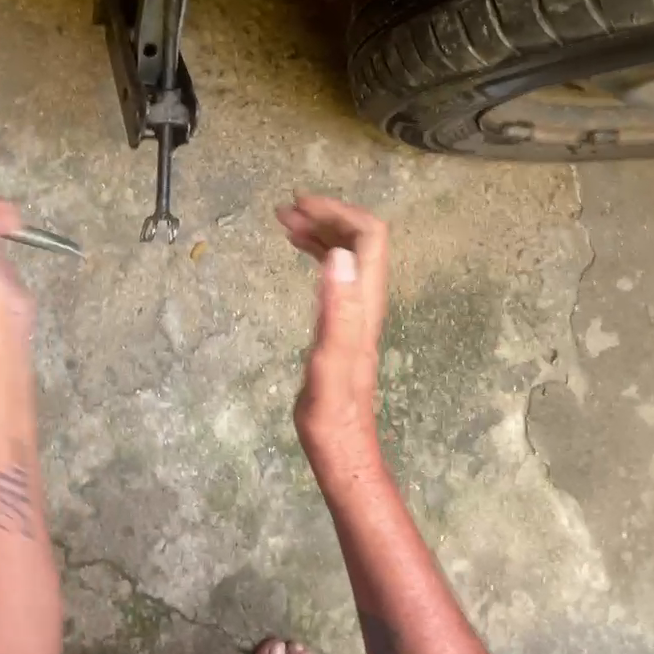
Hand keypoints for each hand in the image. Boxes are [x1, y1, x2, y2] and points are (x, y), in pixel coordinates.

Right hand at [276, 195, 390, 486]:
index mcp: (364, 305)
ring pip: (347, 257)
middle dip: (326, 216)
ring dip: (321, 233)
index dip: (338, 212)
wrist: (342, 448)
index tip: (300, 204)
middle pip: (360, 241)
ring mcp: (356, 315)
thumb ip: (336, 310)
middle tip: (285, 210)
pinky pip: (336, 277)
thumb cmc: (330, 412)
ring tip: (286, 223)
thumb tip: (337, 257)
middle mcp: (365, 304)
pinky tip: (300, 256)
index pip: (368, 238)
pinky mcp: (343, 327)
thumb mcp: (329, 362)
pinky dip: (318, 256)